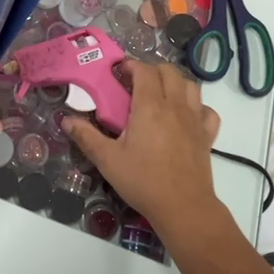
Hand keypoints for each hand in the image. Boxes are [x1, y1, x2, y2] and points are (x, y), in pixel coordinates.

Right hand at [64, 60, 220, 229]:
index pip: (144, 70)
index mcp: (150, 106)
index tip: (118, 73)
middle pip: (169, 71)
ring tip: (161, 96)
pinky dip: (198, 108)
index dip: (131, 66)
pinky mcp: (207, 136)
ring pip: (191, 86)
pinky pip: (208, 111)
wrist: (183, 208)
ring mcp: (195, 120)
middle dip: (152, 70)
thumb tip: (65, 120)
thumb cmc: (143, 181)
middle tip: (137, 85)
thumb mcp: (108, 160)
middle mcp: (175, 106)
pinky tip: (186, 118)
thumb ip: (87, 137)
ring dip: (176, 83)